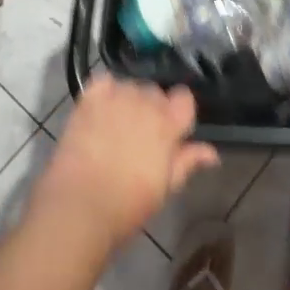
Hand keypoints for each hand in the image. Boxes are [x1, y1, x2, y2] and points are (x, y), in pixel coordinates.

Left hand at [29, 74, 218, 251]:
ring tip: (118, 124)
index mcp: (168, 124)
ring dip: (129, 100)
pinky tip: (101, 109)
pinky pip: (103, 81)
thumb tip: (211, 152)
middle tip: (141, 135)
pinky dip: (105, 90)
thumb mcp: (165, 188)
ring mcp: (116, 99)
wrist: (78, 208)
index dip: (179, 111)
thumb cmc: (127, 205)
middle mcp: (145, 104)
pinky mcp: (89, 101)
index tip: (171, 130)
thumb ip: (187, 162)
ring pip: (130, 86)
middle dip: (152, 108)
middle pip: (155, 91)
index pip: (184, 97)